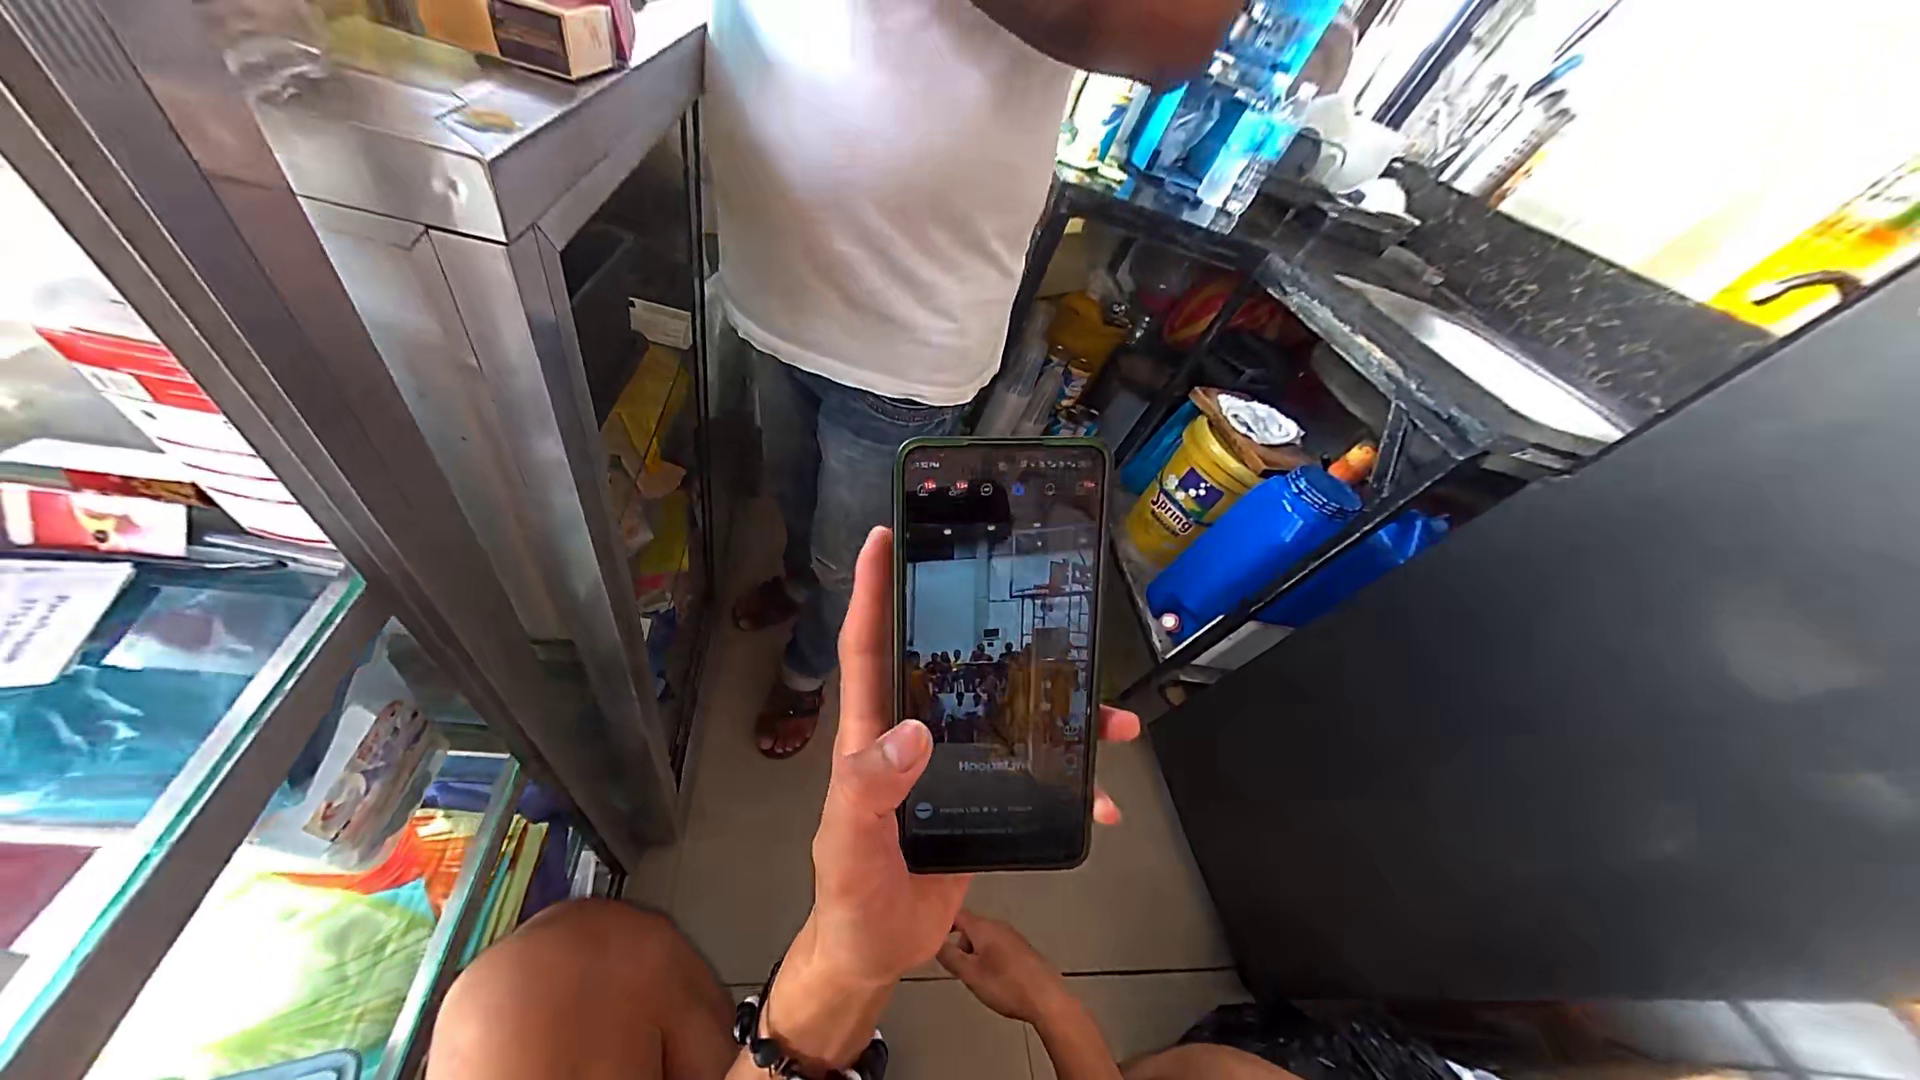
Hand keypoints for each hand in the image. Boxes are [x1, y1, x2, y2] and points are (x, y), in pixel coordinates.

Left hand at [768, 527, 1141, 1068]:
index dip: (871, 588)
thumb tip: (914, 732)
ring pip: (1008, 709)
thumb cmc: (853, 893)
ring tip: (1111, 712)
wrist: (881, 946)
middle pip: (951, 658)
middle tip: (1027, 589)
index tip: (885, 536)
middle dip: (986, 622)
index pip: (869, 643)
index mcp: (873, 727)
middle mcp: (915, 727)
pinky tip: (1104, 793)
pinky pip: (1031, 767)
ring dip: (1057, 706)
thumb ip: (867, 790)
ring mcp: (953, 757)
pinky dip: (1069, 779)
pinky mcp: (984, 789)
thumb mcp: (850, 845)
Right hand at [937, 910, 1068, 1023]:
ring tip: (975, 978)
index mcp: (982, 926)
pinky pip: (998, 946)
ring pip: (984, 938)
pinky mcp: (1022, 949)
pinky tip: (995, 979)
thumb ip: (950, 957)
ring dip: (975, 953)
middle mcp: (997, 925)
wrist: (1045, 997)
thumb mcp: (970, 974)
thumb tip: (934, 941)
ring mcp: (1012, 936)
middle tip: (957, 968)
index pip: (957, 914)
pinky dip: (989, 957)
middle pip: (970, 927)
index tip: (933, 937)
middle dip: (960, 944)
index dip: (943, 922)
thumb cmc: (1005, 984)